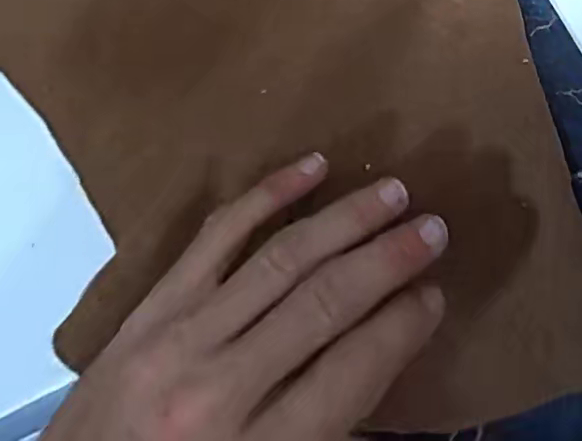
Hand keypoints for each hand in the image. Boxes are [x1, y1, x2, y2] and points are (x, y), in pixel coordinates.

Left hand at [43, 153, 448, 440]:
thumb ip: (330, 419)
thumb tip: (392, 337)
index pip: (354, 367)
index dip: (406, 322)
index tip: (436, 293)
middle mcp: (215, 393)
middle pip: (325, 301)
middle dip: (392, 257)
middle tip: (435, 228)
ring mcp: (173, 343)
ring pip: (283, 258)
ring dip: (348, 217)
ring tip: (397, 191)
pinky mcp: (144, 314)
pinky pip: (215, 238)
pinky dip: (267, 195)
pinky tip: (314, 165)